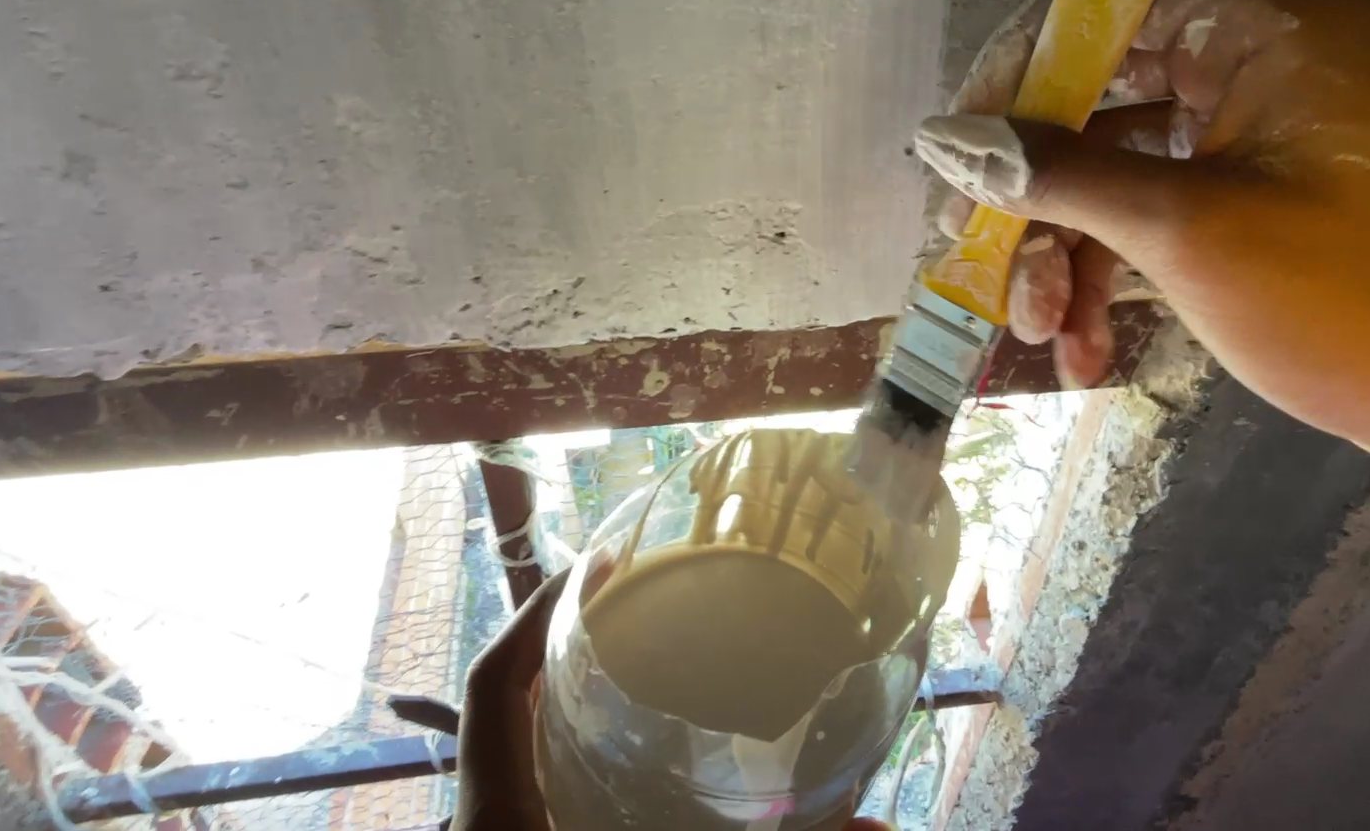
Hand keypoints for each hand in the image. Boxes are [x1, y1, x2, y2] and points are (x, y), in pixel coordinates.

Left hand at [450, 564, 895, 829]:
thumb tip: (879, 828)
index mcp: (499, 810)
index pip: (492, 682)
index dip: (534, 613)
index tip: (598, 565)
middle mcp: (490, 806)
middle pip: (505, 692)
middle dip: (557, 632)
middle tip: (629, 591)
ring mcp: (505, 818)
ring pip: (517, 730)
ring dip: (561, 678)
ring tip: (626, 635)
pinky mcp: (530, 827)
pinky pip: (536, 762)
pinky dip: (573, 728)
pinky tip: (626, 724)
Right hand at [918, 0, 1369, 694]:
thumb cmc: (1359, 304)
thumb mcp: (1186, 231)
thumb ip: (1056, 172)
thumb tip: (943, 139)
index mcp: (1273, 25)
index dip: (1023, 56)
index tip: (962, 136)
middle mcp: (1266, 57)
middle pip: (1103, 91)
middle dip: (1034, 184)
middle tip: (973, 246)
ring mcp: (1263, 130)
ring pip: (1119, 166)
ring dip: (1067, 250)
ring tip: (1040, 331)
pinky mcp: (1260, 191)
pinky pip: (1156, 209)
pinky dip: (1113, 272)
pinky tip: (1082, 345)